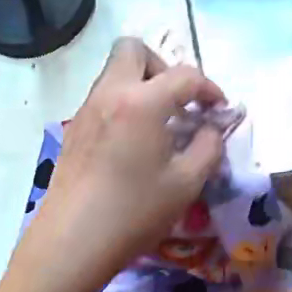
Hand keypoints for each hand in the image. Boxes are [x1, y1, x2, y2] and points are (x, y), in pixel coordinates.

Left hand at [13, 38, 226, 291]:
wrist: (72, 241)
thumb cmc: (134, 212)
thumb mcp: (185, 184)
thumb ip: (208, 148)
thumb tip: (211, 130)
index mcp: (142, 101)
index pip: (184, 75)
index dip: (209, 88)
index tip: (219, 110)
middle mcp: (109, 94)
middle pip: (134, 50)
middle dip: (163, 67)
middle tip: (178, 104)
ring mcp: (85, 111)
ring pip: (114, 75)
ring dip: (140, 87)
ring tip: (158, 128)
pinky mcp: (73, 132)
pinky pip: (102, 101)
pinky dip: (123, 108)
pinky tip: (132, 147)